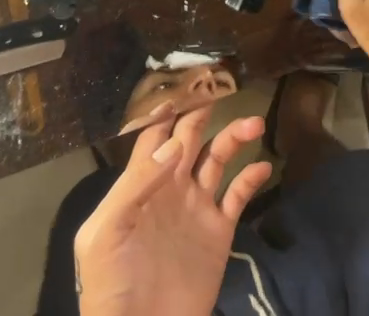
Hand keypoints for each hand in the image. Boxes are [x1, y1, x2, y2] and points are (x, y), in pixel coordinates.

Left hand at [73, 103, 272, 315]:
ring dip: (235, 137)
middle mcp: (171, 188)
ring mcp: (197, 208)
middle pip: (190, 139)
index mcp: (140, 186)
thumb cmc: (111, 287)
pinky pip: (238, 195)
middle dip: (204, 113)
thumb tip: (174, 141)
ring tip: (253, 124)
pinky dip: (251, 177)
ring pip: (218, 159)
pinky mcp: (219, 230)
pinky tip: (262, 166)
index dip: (168, 110)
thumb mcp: (106, 234)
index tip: (187, 82)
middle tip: (224, 86)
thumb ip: (136, 184)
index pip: (154, 137)